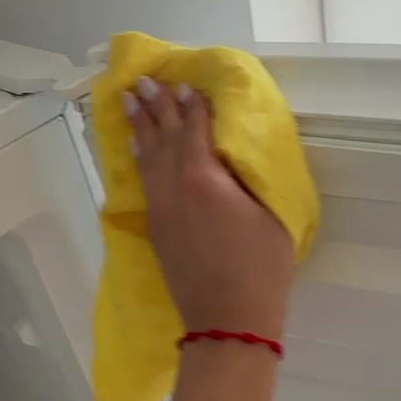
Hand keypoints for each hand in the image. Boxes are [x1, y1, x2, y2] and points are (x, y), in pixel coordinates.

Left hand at [125, 76, 295, 338]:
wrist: (228, 321)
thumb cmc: (261, 269)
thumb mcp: (270, 216)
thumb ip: (250, 179)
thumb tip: (236, 157)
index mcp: (204, 177)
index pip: (194, 129)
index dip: (191, 105)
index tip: (185, 85)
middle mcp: (173, 187)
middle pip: (161, 137)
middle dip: (154, 106)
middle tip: (143, 80)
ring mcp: (161, 210)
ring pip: (146, 160)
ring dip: (140, 128)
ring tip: (129, 102)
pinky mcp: (157, 231)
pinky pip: (144, 183)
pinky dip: (140, 160)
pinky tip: (137, 151)